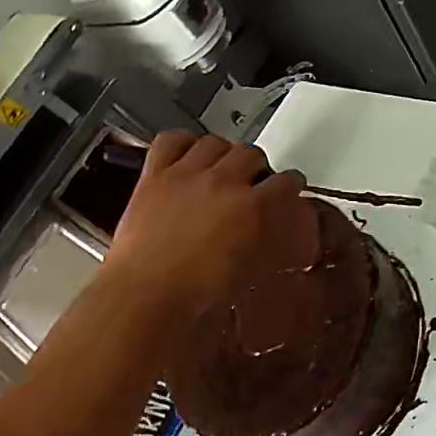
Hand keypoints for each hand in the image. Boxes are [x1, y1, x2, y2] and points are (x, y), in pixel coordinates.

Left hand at [105, 132, 315, 313]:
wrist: (146, 293)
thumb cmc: (192, 293)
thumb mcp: (244, 273)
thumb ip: (260, 243)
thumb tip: (260, 235)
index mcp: (252, 209)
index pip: (285, 183)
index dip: (289, 186)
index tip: (286, 188)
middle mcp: (222, 183)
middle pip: (251, 153)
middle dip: (255, 166)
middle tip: (252, 179)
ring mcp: (186, 174)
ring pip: (215, 142)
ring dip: (222, 152)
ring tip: (220, 164)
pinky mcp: (155, 175)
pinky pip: (171, 141)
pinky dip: (181, 143)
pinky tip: (185, 152)